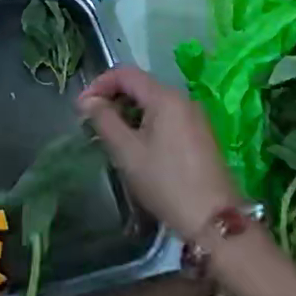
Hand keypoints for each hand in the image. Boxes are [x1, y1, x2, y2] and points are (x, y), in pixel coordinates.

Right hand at [77, 67, 239, 242]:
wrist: (213, 222)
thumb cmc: (166, 182)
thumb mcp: (127, 151)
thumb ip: (104, 119)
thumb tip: (88, 101)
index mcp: (165, 97)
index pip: (125, 73)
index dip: (99, 84)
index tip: (82, 107)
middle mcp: (183, 99)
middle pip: (140, 85)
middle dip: (113, 98)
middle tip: (93, 122)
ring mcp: (195, 117)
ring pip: (153, 102)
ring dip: (128, 111)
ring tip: (111, 135)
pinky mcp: (200, 135)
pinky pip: (166, 116)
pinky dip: (146, 122)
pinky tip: (137, 145)